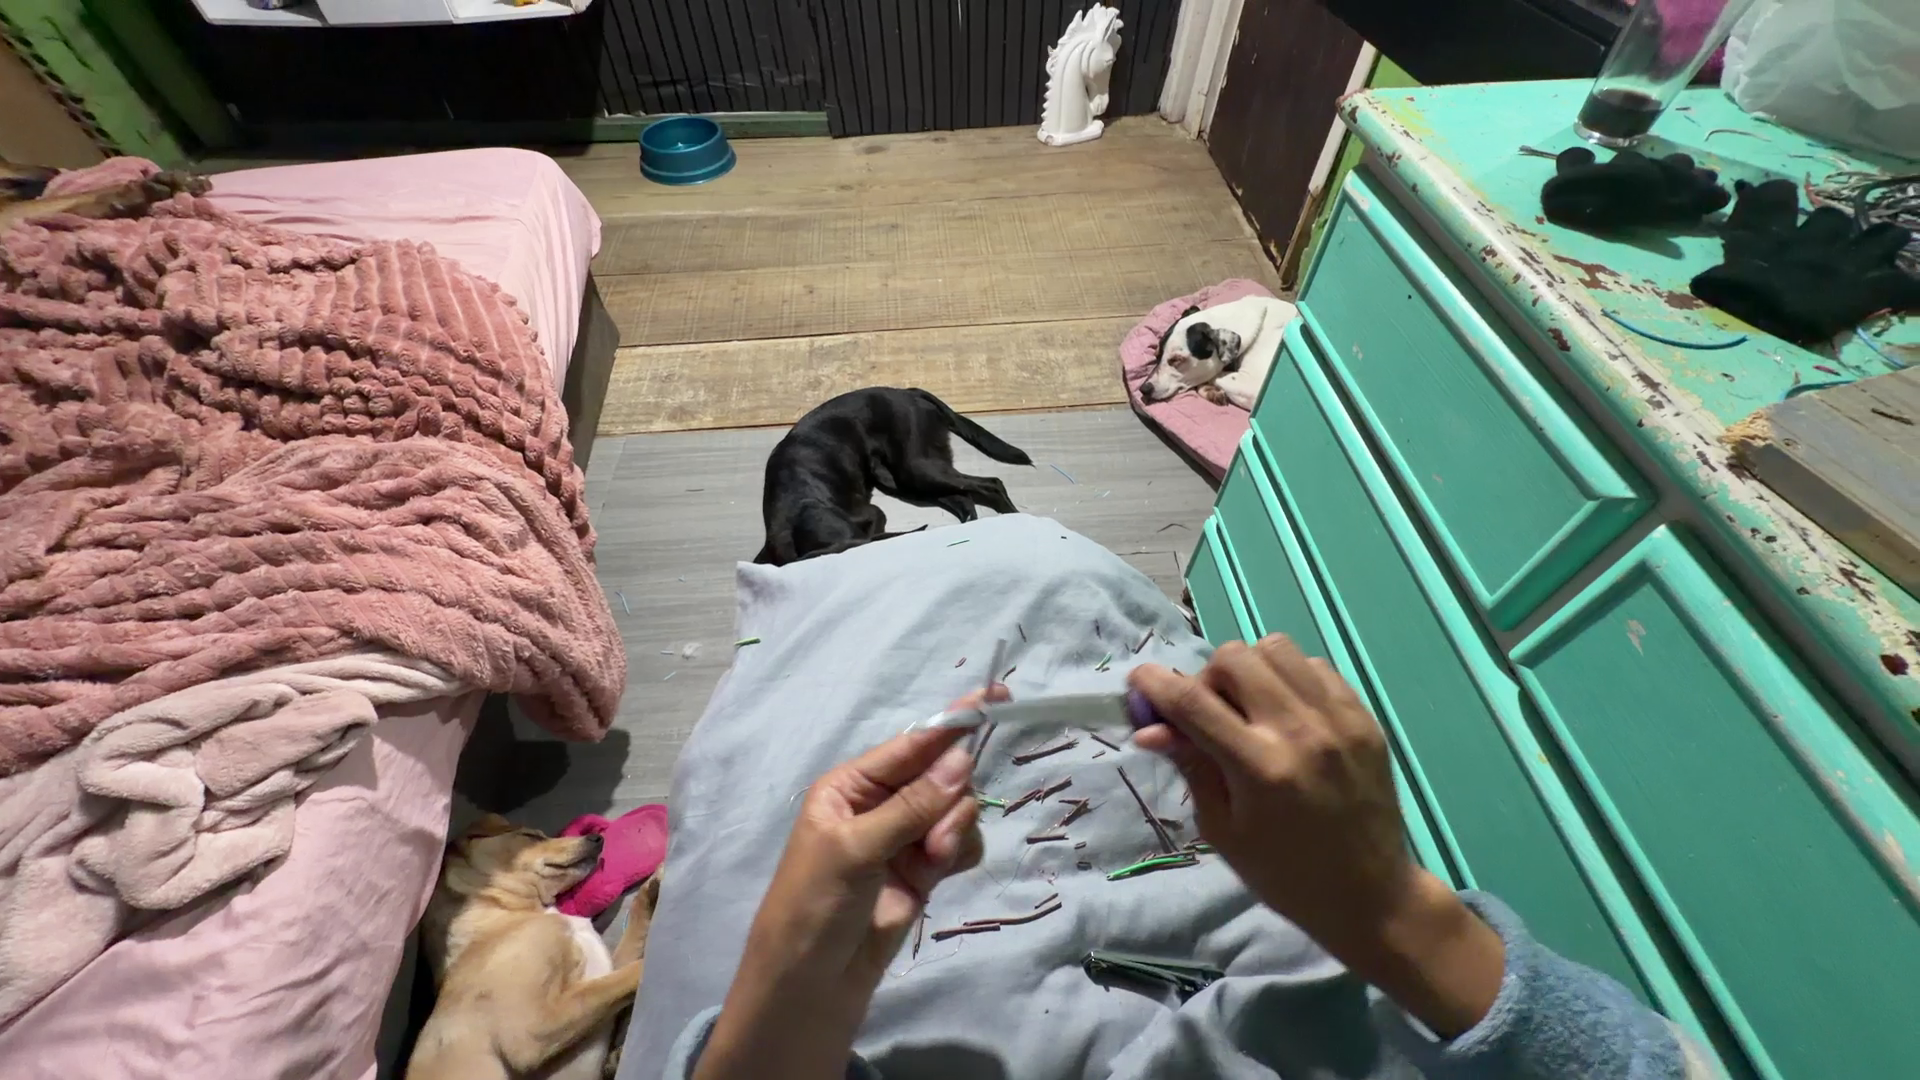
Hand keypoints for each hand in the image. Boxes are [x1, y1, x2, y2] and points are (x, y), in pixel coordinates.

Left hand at [694, 687, 1002, 1079]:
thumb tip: (962, 760)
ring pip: (956, 810)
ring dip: (953, 831)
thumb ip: (912, 806)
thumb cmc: (815, 906)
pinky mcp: (924, 869)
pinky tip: (936, 875)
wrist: (810, 991)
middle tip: (938, 838)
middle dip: (949, 799)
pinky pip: (961, 843)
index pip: (911, 744)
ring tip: (932, 863)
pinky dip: (958, 853)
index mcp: (853, 784)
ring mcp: (905, 836)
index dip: (952, 722)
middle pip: (941, 775)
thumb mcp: (856, 850)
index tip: (994, 697)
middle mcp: (882, 802)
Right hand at [1130, 636, 1502, 1036]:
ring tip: (1251, 706)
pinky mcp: (1364, 717)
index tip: (1139, 679)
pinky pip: (1313, 664)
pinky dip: (1288, 676)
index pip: (1192, 702)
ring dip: (1249, 669)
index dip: (1155, 683)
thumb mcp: (1221, 827)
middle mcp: (1300, 732)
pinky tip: (1287, 711)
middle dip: (1207, 678)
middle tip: (1210, 713)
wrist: (1373, 896)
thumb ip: (1190, 765)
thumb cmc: (1282, 873)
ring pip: (1275, 648)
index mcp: (1260, 769)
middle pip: (1233, 657)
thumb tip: (1150, 727)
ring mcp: (1338, 720)